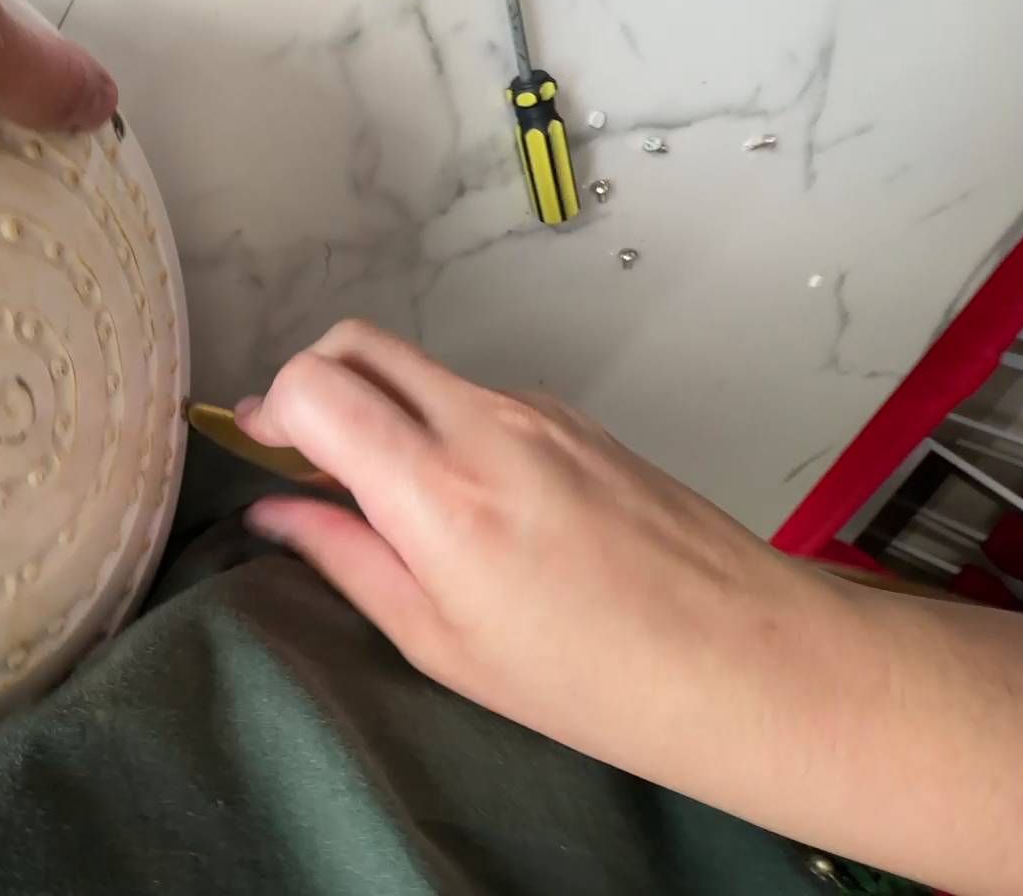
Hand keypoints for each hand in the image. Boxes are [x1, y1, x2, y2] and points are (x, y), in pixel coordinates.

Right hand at [238, 321, 1022, 895]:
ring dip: (370, 403)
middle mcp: (480, 424)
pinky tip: (458, 488)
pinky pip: (462, 390)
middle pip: (354, 342)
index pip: (317, 386)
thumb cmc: (586, 679)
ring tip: (387, 483)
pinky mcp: (562, 410)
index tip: (262, 443)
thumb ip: (340, 552)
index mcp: (437, 493)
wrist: (760, 663)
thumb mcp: (435, 636)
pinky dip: (427, 417)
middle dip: (308, 378)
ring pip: (408, 364)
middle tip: (304, 445)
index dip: (270, 405)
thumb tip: (271, 510)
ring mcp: (529, 407)